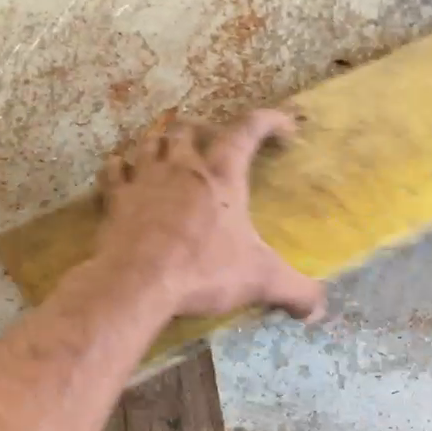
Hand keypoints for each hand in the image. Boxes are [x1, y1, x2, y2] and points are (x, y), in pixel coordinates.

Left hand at [91, 109, 325, 321]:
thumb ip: (296, 291)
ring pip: (150, 142)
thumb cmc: (204, 272)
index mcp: (223, 177)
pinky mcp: (116, 200)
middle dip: (203, 131)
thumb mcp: (260, 281)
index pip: (248, 130)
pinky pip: (113, 170)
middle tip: (211, 144)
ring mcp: (145, 180)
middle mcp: (183, 167)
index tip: (285, 127)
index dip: (269, 121)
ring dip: (160, 143)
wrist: (139, 281)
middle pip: (190, 130)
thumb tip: (318, 309)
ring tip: (166, 152)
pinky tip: (121, 172)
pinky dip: (119, 167)